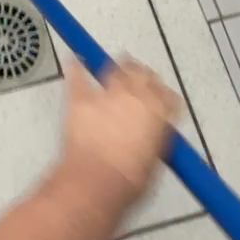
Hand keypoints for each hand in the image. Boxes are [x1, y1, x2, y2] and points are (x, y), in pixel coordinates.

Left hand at [59, 60, 180, 203]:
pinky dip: (75, 67)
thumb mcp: (156, 159)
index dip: (162, 95)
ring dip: (116, 67)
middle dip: (141, 74)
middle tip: (138, 77)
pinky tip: (73, 60)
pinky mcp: (80, 98)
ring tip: (115, 66)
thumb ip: (155, 136)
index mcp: (158, 113)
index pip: (166, 93)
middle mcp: (135, 96)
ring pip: (114, 68)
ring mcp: (105, 94)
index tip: (159, 97)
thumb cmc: (131, 179)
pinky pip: (77, 76)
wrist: (97, 179)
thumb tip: (154, 130)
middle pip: (141, 73)